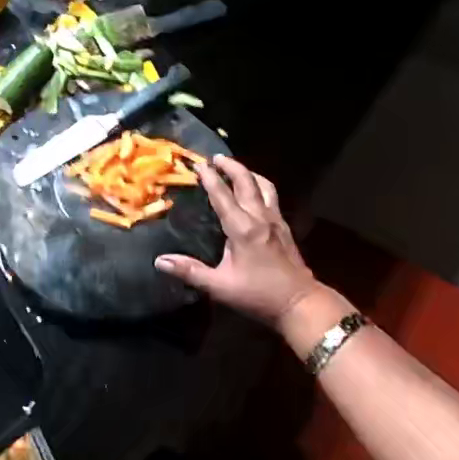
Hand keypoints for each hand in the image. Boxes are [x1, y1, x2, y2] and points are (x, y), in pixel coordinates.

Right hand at [155, 156, 325, 330]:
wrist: (299, 301)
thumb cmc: (258, 295)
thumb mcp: (219, 286)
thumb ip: (190, 271)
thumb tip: (160, 261)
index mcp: (243, 229)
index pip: (222, 196)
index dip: (210, 178)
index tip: (198, 164)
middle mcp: (260, 217)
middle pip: (246, 181)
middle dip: (231, 166)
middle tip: (216, 158)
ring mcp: (275, 220)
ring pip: (264, 185)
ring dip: (248, 173)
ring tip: (235, 168)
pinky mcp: (284, 226)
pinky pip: (272, 196)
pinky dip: (260, 186)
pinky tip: (255, 191)